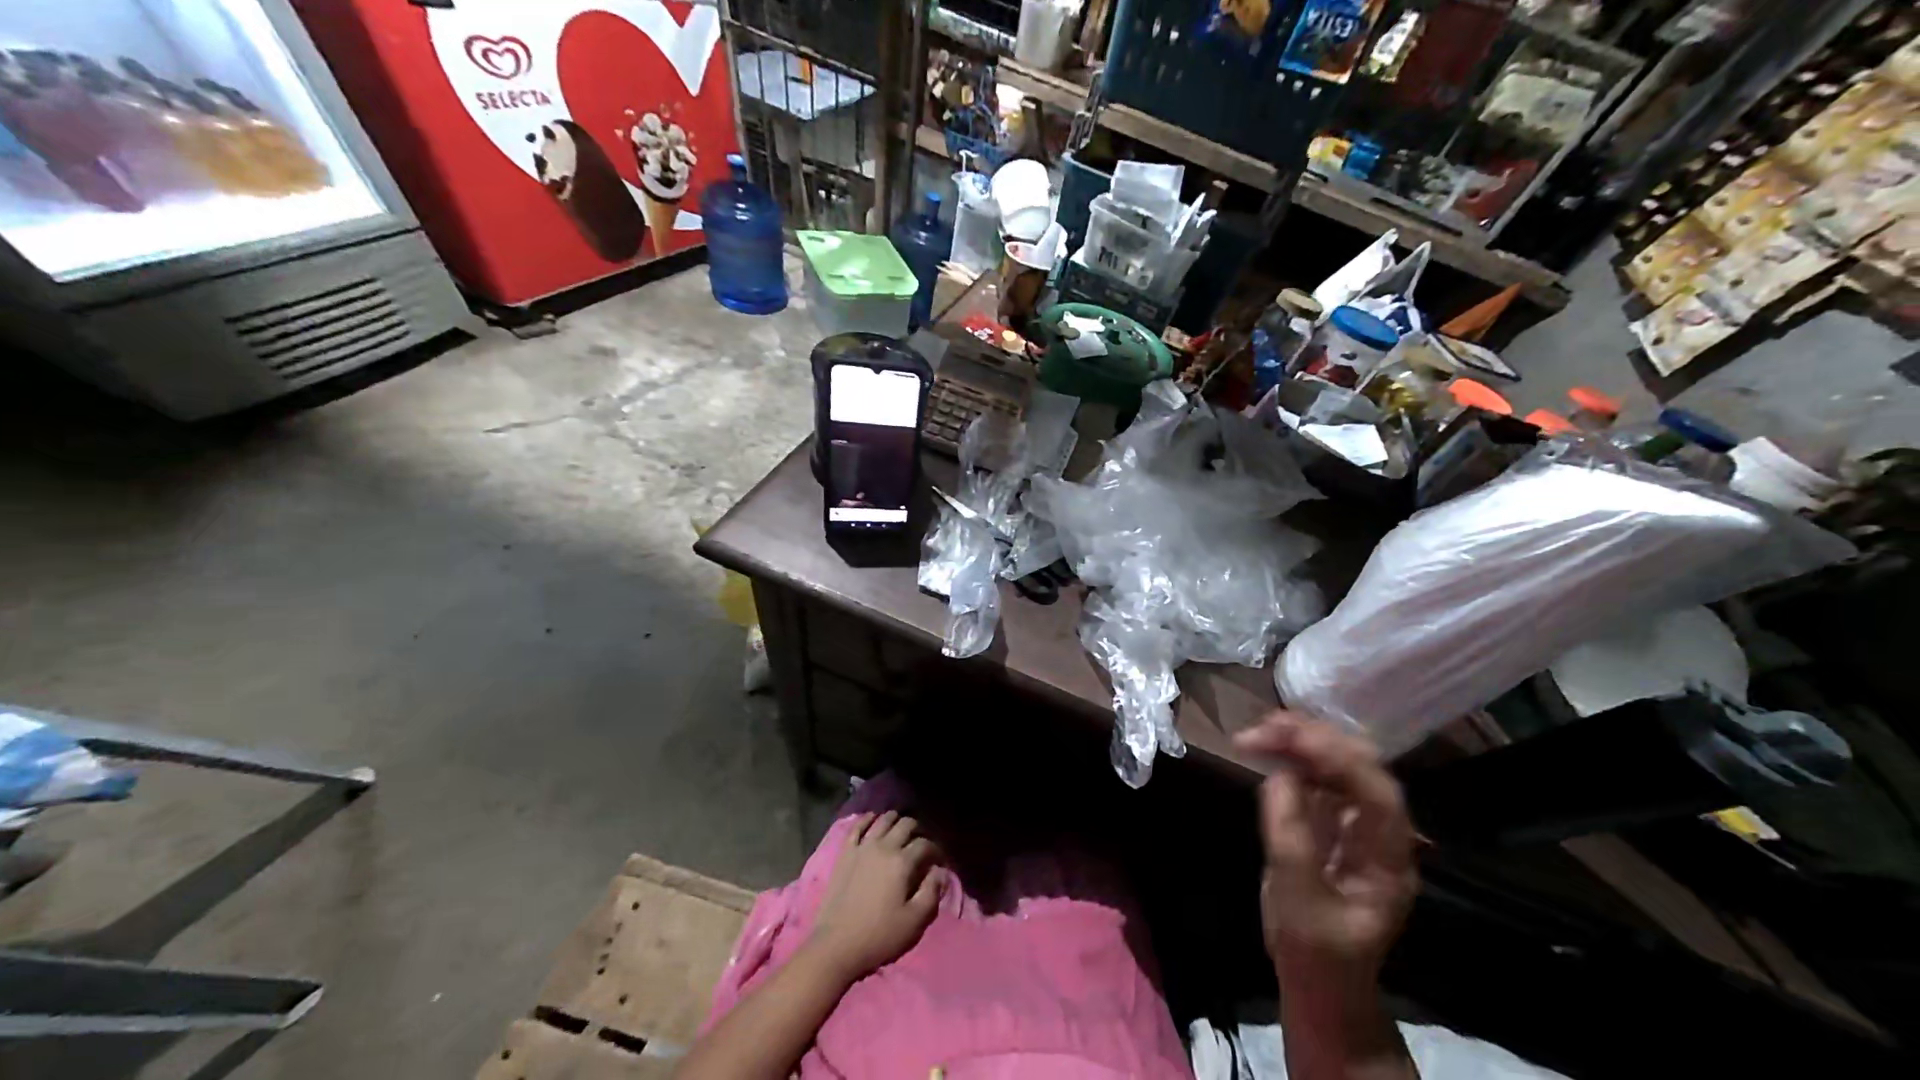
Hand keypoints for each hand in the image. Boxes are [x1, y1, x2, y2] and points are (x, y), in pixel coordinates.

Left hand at [805, 811, 942, 983]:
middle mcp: (883, 847)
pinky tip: (873, 819)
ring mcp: (862, 847)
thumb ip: (932, 892)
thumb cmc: (880, 935)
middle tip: (922, 844)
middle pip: (906, 825)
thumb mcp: (914, 920)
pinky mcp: (845, 853)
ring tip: (901, 829)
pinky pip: (857, 827)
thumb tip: (940, 872)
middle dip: (919, 831)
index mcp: (902, 862)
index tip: (940, 862)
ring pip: (883, 820)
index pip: (925, 844)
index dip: (936, 850)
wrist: (837, 945)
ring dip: (896, 820)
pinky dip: (867, 819)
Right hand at [1235, 712, 1416, 982]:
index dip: (1339, 758)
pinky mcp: (1330, 823)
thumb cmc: (1316, 952)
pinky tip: (1266, 749)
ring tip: (1257, 732)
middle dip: (1315, 739)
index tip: (1290, 737)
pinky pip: (1316, 778)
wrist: (1319, 982)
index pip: (1377, 793)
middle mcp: (1379, 833)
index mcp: (1388, 859)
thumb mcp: (1301, 904)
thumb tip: (1279, 777)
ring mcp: (1355, 825)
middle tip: (1263, 727)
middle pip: (1359, 768)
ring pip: (1337, 765)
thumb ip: (1292, 839)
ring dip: (1299, 741)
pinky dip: (1291, 757)